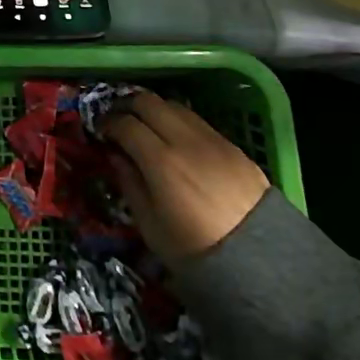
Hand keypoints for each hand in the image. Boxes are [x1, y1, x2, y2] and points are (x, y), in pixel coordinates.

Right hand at [104, 90, 269, 261]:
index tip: (100, 130)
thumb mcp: (150, 224)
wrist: (258, 258)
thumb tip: (116, 155)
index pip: (126, 123)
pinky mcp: (230, 144)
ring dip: (154, 110)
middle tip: (119, 120)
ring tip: (147, 126)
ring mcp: (210, 138)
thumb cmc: (194, 248)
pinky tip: (175, 137)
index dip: (108, 122)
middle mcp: (185, 140)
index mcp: (161, 160)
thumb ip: (129, 183)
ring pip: (174, 105)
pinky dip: (178, 120)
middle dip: (128, 106)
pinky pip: (196, 119)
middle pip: (149, 102)